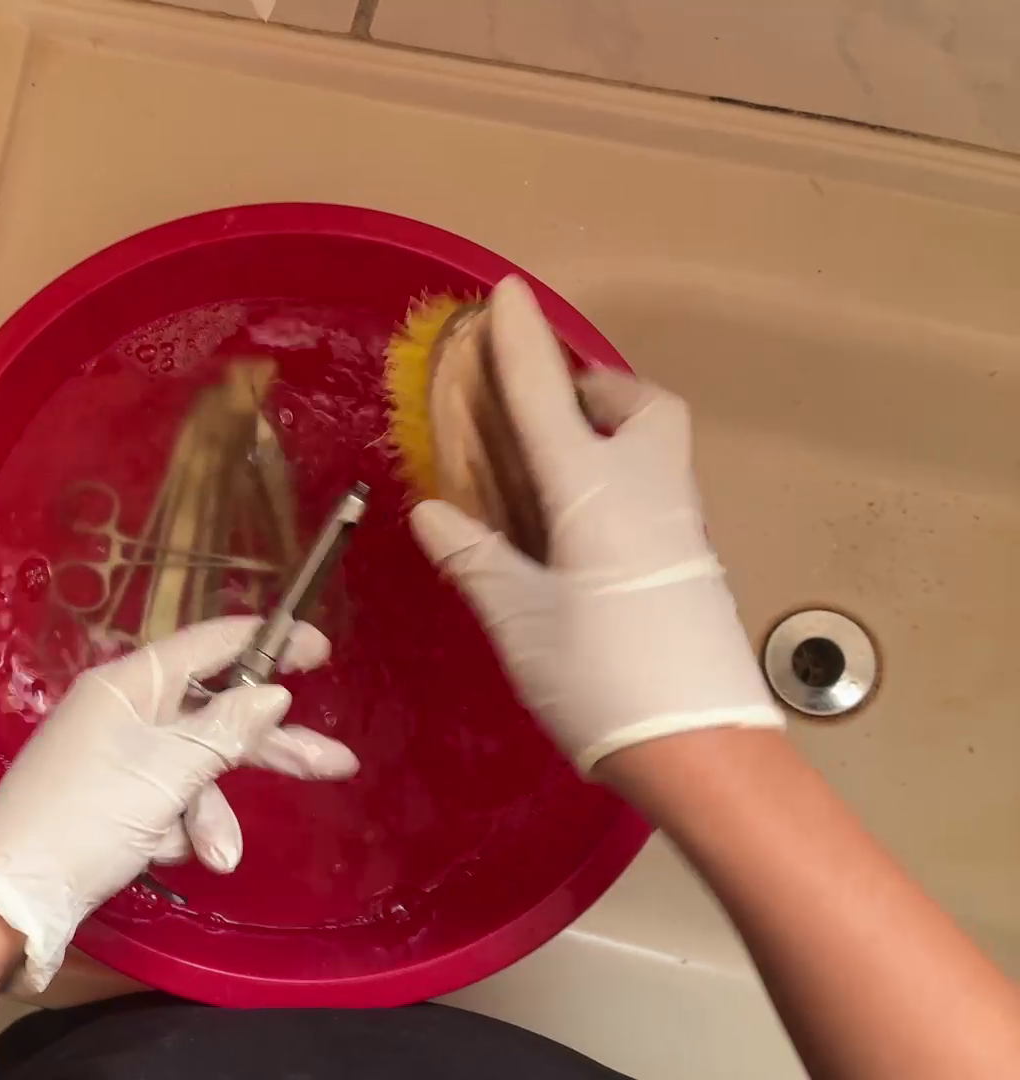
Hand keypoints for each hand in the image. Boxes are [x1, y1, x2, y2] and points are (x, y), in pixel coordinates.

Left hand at [0, 616, 346, 990]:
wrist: (14, 893)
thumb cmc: (88, 815)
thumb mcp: (166, 771)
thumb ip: (225, 729)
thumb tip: (275, 692)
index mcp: (128, 684)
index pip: (208, 647)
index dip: (264, 643)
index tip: (318, 646)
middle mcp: (124, 711)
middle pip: (213, 715)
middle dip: (266, 748)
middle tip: (334, 761)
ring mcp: (118, 755)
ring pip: (192, 770)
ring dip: (209, 813)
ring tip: (215, 856)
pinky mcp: (115, 797)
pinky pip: (166, 800)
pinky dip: (172, 827)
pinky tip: (154, 850)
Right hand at [409, 276, 783, 772]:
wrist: (695, 749)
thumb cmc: (595, 673)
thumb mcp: (514, 612)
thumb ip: (472, 554)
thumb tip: (434, 513)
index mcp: (594, 496)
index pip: (548, 400)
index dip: (521, 343)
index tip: (506, 291)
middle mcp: (647, 495)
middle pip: (640, 407)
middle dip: (593, 387)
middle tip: (543, 408)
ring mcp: (677, 527)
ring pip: (654, 446)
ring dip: (604, 429)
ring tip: (545, 464)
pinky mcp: (686, 561)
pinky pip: (651, 487)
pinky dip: (610, 476)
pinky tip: (569, 524)